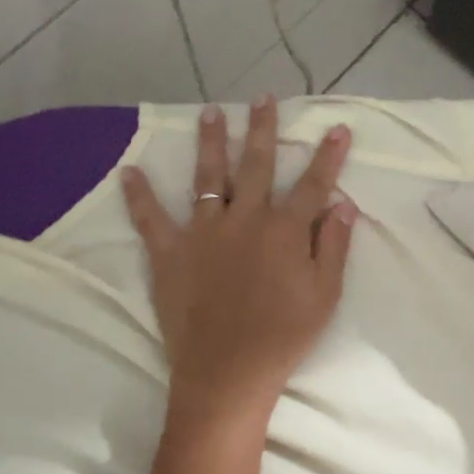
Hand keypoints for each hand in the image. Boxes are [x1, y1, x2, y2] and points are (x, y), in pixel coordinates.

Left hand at [122, 98, 357, 422]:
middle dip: (262, 129)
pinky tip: (129, 171)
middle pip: (255, 165)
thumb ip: (333, 246)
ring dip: (210, 142)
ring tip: (210, 112)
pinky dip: (139, 196)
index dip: (328, 156)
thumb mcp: (324, 296)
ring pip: (208, 177)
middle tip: (262, 98)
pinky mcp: (171, 254)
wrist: (228, 375)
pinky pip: (152, 219)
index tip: (338, 128)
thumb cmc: (283, 337)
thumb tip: (343, 205)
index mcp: (284, 230)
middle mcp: (244, 220)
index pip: (312, 184)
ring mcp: (204, 233)